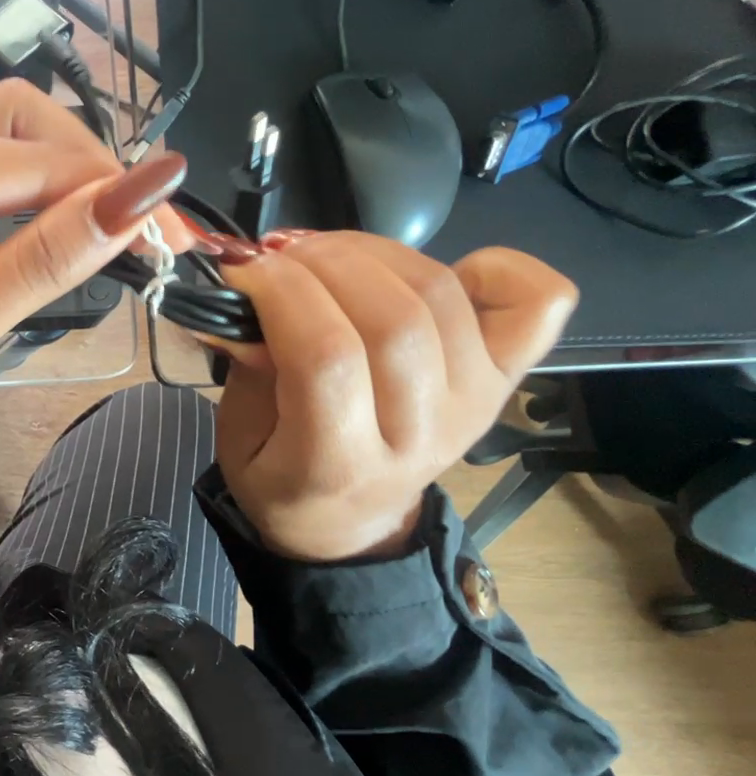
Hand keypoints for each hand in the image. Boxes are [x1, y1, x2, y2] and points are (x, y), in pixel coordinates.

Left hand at [0, 79, 192, 447]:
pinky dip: (13, 173)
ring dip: (49, 159)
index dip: (110, 189)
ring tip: (94, 218)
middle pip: (14, 115)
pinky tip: (40, 212)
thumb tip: (133, 202)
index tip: (169, 234)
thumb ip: (39, 263)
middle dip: (82, 161)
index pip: (33, 158)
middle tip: (130, 227)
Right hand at [208, 232, 577, 561]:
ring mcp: (474, 402)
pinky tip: (438, 273)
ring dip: (374, 251)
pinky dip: (496, 266)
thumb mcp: (237, 443)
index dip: (284, 295)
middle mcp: (419, 433)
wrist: (347, 524)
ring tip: (322, 252)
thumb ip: (248, 373)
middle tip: (277, 255)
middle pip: (391, 318)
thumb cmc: (279, 482)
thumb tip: (246, 297)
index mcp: (336, 463)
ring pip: (440, 295)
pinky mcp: (506, 379)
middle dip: (323, 264)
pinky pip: (537, 302)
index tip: (243, 272)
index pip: (326, 358)